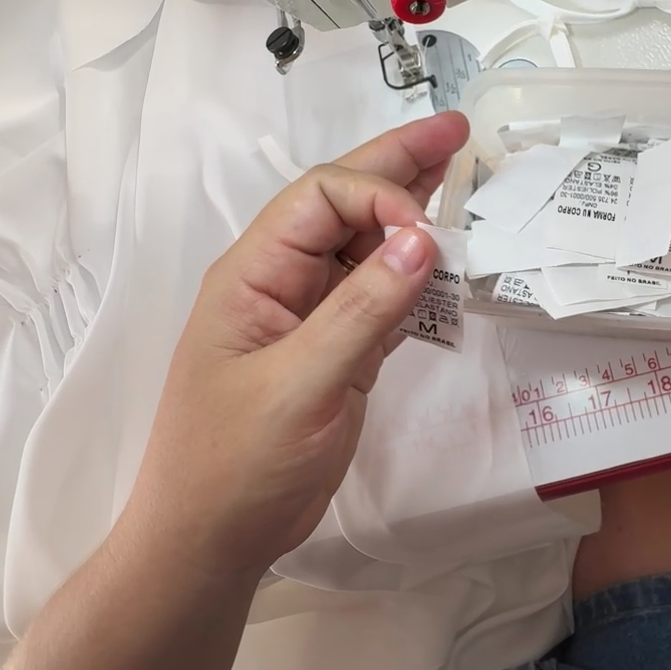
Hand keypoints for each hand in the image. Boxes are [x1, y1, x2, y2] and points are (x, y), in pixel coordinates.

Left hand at [123, 112, 470, 577]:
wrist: (214, 538)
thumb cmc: (237, 462)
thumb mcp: (299, 383)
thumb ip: (362, 309)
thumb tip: (423, 241)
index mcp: (255, 273)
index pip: (323, 199)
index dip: (381, 198)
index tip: (429, 236)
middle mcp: (284, 281)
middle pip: (345, 203)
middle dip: (399, 164)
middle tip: (455, 131)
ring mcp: (313, 315)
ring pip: (368, 246)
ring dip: (412, 212)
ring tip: (456, 173)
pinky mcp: (339, 349)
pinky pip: (383, 295)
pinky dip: (416, 275)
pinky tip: (443, 259)